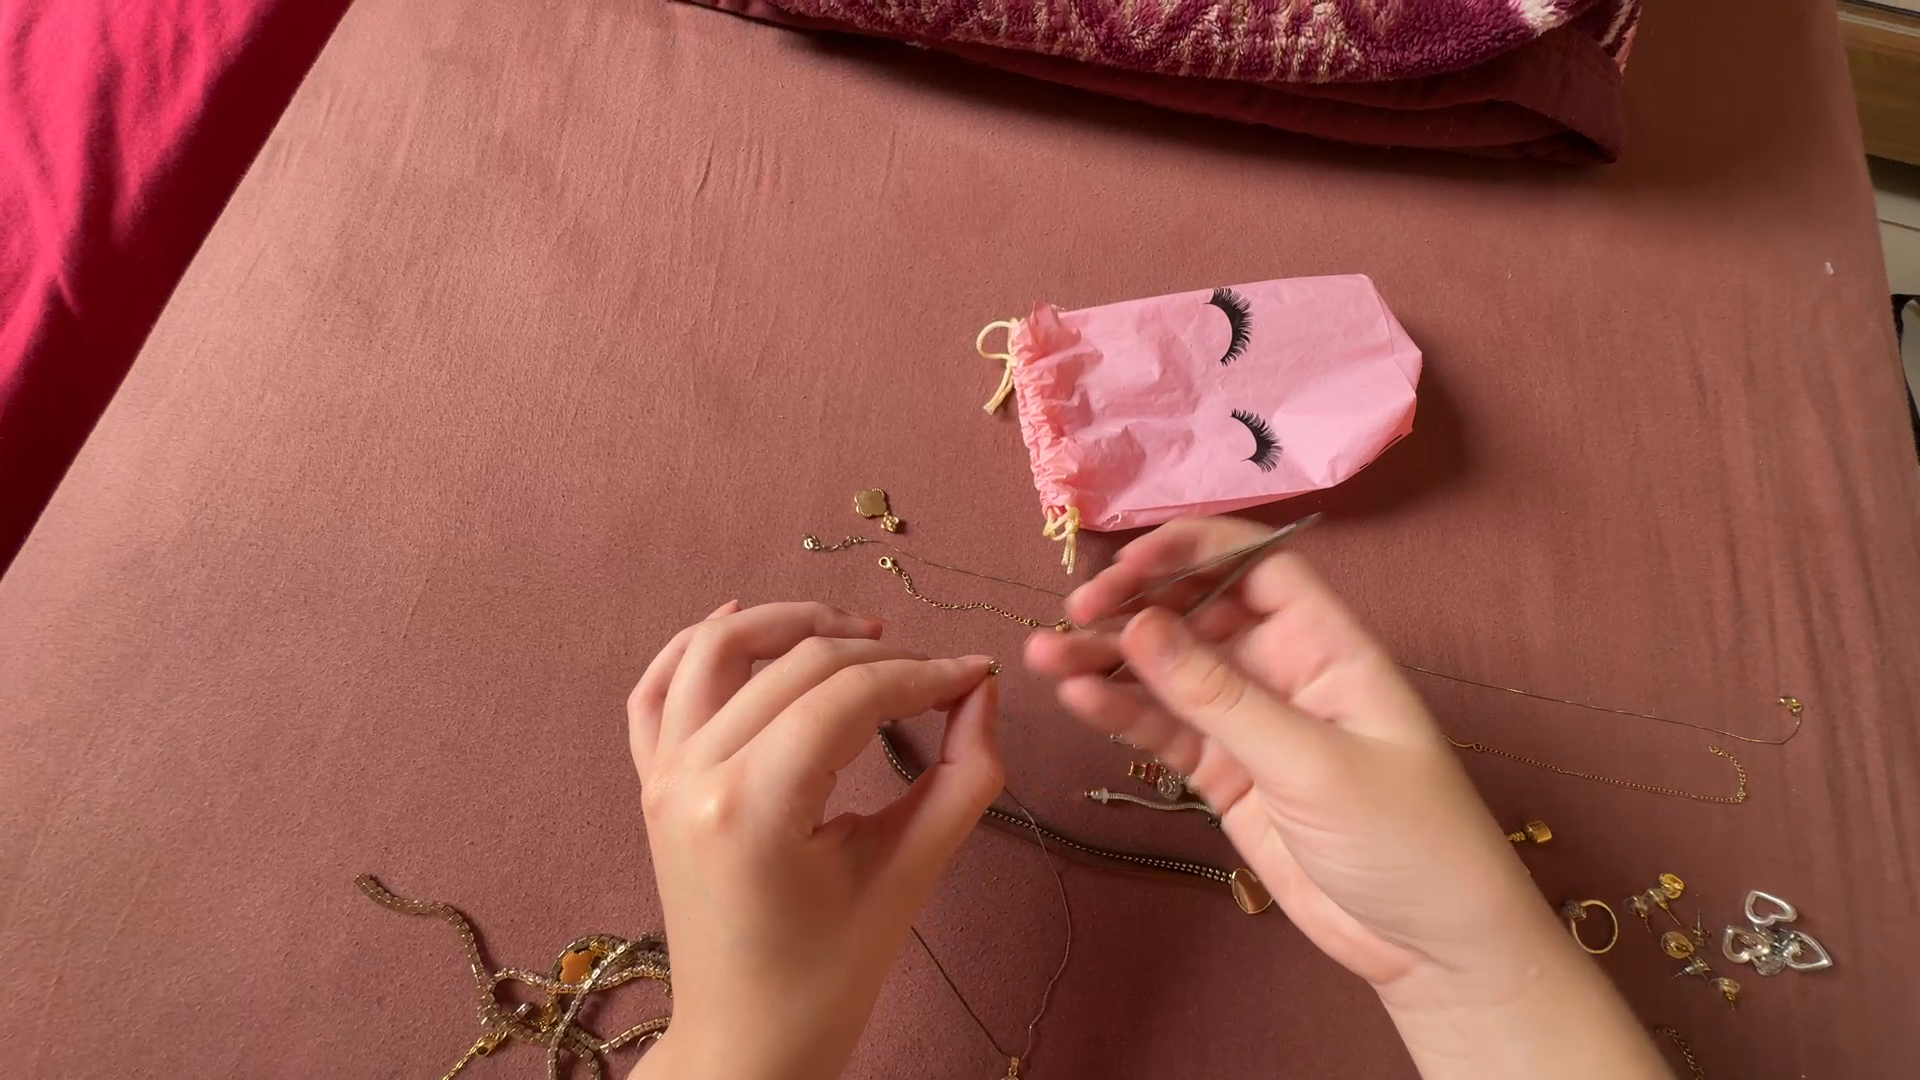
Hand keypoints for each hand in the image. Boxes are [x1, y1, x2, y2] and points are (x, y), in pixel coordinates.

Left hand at [627, 601, 1001, 1079]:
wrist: (746, 1038)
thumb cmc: (832, 971)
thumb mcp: (912, 872)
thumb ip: (966, 774)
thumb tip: (983, 688)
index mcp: (752, 807)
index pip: (851, 696)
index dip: (925, 674)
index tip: (975, 674)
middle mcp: (692, 774)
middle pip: (799, 664)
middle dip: (882, 655)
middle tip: (935, 676)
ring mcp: (660, 772)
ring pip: (718, 647)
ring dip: (791, 620)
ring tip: (858, 631)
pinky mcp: (651, 778)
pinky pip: (657, 685)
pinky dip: (695, 640)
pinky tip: (741, 616)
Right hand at [1025, 518, 1667, 1078]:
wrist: (1430, 953)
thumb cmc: (1406, 840)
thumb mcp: (1313, 762)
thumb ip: (1220, 696)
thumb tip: (1139, 625)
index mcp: (1323, 643)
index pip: (1253, 565)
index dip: (1190, 550)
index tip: (1128, 562)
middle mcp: (1277, 667)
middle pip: (1194, 612)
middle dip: (1134, 604)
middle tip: (1076, 611)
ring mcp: (1243, 718)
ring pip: (1165, 671)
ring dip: (1106, 659)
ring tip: (1045, 655)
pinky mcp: (1218, 766)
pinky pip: (1161, 726)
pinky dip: (1119, 711)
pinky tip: (1077, 697)